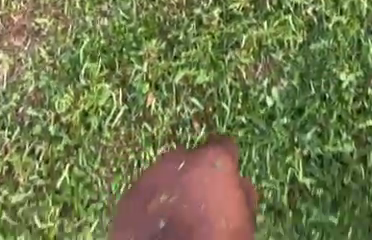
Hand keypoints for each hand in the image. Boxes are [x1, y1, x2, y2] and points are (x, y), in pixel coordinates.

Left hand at [109, 135, 258, 239]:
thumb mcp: (244, 223)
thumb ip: (243, 194)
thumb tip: (239, 183)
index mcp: (213, 161)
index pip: (224, 146)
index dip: (226, 161)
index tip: (225, 175)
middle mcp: (181, 159)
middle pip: (191, 159)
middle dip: (194, 175)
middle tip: (198, 202)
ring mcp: (151, 177)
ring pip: (165, 175)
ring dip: (171, 188)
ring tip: (175, 216)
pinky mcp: (127, 199)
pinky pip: (144, 195)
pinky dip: (150, 205)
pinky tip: (156, 226)